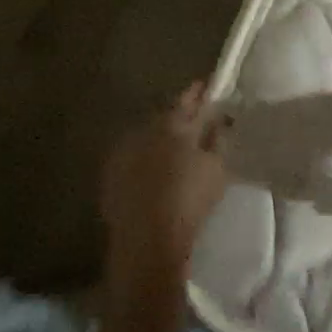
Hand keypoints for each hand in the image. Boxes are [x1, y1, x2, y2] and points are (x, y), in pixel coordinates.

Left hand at [100, 81, 229, 273]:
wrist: (148, 242)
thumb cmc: (190, 200)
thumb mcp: (216, 167)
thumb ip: (218, 137)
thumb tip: (220, 118)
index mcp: (172, 124)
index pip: (187, 98)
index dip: (198, 93)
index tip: (207, 89)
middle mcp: (144, 130)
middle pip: (164, 116)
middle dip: (179, 116)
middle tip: (194, 121)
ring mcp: (123, 152)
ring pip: (147, 136)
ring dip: (160, 138)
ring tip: (175, 150)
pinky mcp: (111, 176)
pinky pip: (132, 158)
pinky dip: (144, 159)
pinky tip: (154, 172)